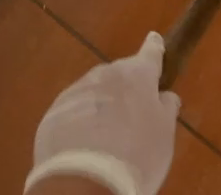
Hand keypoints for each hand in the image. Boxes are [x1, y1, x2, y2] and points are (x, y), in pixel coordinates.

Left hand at [26, 31, 180, 194]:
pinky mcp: (54, 114)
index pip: (151, 51)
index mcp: (138, 74)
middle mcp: (106, 74)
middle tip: (130, 119)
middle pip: (120, 76)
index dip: (154, 48)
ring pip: (94, 93)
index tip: (155, 41)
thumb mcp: (164, 134)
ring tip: (105, 140)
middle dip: (125, 90)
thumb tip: (165, 96)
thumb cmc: (137, 156)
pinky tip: (83, 147)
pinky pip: (72, 112)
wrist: (84, 185)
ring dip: (101, 107)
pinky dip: (79, 123)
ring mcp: (77, 91)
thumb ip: (166, 109)